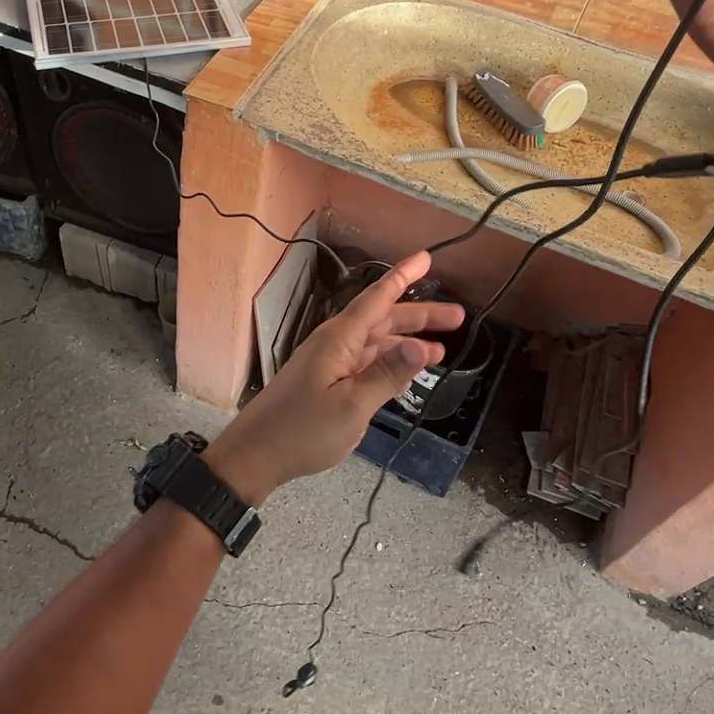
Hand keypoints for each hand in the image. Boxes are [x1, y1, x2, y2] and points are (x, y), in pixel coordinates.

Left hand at [203, 252, 464, 503]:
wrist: (256, 455)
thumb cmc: (302, 431)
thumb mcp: (352, 406)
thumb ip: (388, 375)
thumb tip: (422, 345)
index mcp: (339, 340)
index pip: (377, 299)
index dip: (403, 277)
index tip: (426, 258)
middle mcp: (334, 343)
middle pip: (382, 320)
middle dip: (419, 315)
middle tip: (458, 316)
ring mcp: (329, 363)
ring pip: (375, 342)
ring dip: (407, 341)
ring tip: (444, 348)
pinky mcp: (326, 382)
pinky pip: (365, 362)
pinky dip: (389, 362)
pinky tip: (407, 371)